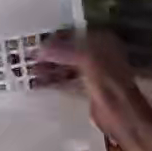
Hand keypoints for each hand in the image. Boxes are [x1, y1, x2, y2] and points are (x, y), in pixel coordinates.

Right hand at [38, 30, 151, 150]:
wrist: (122, 118)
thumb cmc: (108, 84)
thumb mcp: (86, 60)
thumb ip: (63, 51)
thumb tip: (39, 48)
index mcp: (102, 40)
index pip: (74, 32)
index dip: (55, 37)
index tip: (35, 41)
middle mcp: (98, 52)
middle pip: (69, 48)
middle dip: (50, 53)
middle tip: (28, 57)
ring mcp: (93, 70)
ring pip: (66, 64)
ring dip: (49, 67)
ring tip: (29, 71)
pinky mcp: (88, 87)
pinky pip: (67, 79)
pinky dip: (54, 80)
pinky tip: (37, 84)